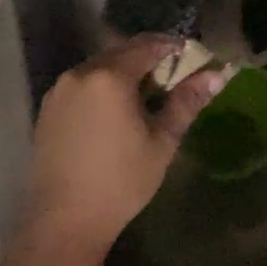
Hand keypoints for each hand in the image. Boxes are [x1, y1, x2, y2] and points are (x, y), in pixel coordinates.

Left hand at [24, 36, 226, 253]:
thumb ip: (186, 102)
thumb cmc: (121, 182)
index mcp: (110, 76)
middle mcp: (81, 72)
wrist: (64, 220)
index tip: (191, 58)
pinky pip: (82, 83)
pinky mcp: (48, 106)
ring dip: (124, 71)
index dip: (172, 48)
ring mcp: (60, 88)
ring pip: (100, 66)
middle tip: (173, 77)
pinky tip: (115, 110)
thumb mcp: (161, 142)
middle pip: (122, 52)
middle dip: (149, 58)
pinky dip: (102, 86)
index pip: (147, 45)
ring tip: (146, 95)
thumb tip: (217, 74)